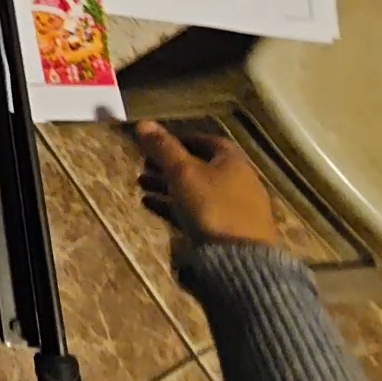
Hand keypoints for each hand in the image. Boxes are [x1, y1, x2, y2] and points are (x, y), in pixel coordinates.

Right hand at [135, 121, 277, 247]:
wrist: (239, 258)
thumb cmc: (211, 205)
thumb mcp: (182, 172)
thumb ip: (163, 148)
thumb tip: (143, 122)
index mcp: (234, 163)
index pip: (210, 142)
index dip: (183, 138)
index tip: (158, 142)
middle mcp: (239, 182)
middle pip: (201, 166)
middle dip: (170, 163)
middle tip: (145, 163)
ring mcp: (235, 207)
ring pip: (196, 188)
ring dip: (168, 183)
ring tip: (142, 184)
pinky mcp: (228, 228)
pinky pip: (197, 209)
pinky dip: (174, 203)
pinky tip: (151, 204)